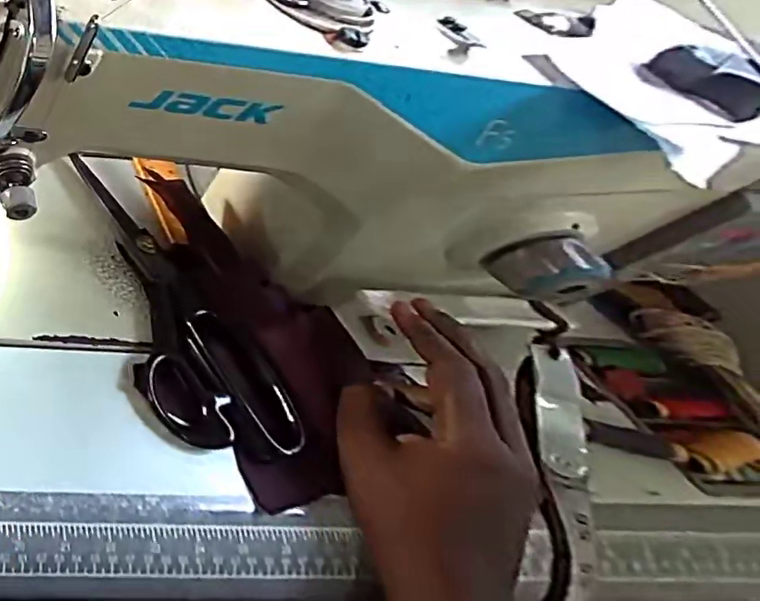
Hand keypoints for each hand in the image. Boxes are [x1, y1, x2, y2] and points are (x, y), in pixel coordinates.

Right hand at [338, 299, 539, 600]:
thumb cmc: (402, 525)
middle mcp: (512, 455)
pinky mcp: (513, 486)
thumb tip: (367, 384)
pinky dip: (458, 401)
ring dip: (455, 370)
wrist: (442, 589)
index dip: (424, 332)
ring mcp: (520, 473)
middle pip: (489, 379)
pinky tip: (421, 402)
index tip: (401, 308)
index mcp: (477, 444)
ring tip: (414, 352)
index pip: (455, 371)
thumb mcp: (363, 454)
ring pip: (495, 402)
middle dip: (453, 338)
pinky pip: (491, 426)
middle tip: (421, 311)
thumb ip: (360, 405)